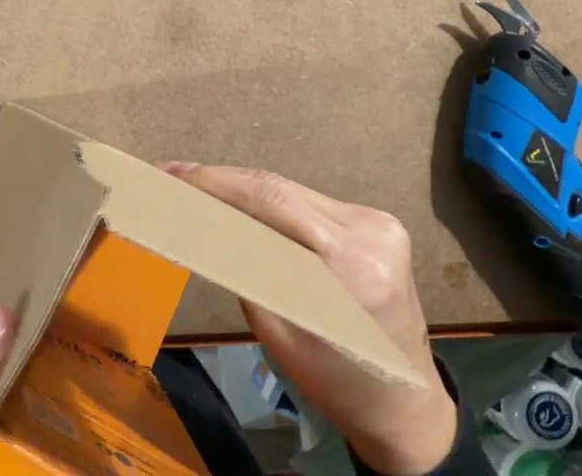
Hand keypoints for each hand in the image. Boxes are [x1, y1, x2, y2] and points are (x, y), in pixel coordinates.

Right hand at [161, 164, 457, 475]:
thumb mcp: (279, 331)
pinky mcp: (378, 226)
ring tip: (195, 185)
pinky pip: (309, 204)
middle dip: (221, 180)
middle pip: (280, 188)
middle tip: (173, 175)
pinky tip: (238, 201)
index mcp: (352, 263)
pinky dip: (269, 202)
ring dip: (242, 188)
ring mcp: (380, 224)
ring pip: (292, 191)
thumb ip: (247, 270)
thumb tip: (203, 225)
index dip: (216, 182)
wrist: (408, 407)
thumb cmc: (340, 383)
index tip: (173, 176)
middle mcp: (372, 231)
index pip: (271, 201)